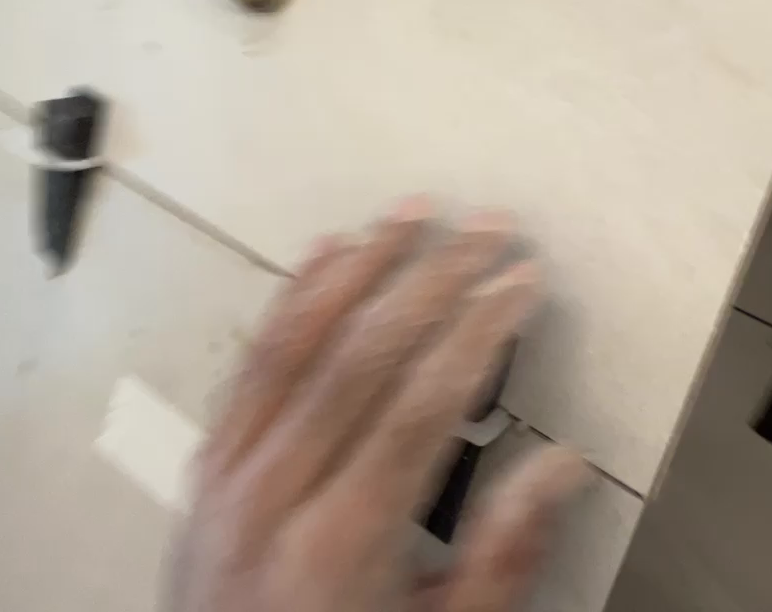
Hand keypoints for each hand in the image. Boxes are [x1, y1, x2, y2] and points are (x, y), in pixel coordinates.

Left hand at [166, 201, 590, 611]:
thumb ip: (500, 560)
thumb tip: (562, 464)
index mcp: (339, 545)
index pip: (421, 405)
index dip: (479, 331)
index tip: (522, 279)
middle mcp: (275, 493)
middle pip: (363, 355)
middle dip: (435, 279)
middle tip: (487, 227)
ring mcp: (230, 472)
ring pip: (300, 339)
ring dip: (362, 264)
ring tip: (411, 211)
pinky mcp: (209, 462)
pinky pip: (253, 361)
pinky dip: (293, 295)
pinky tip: (325, 250)